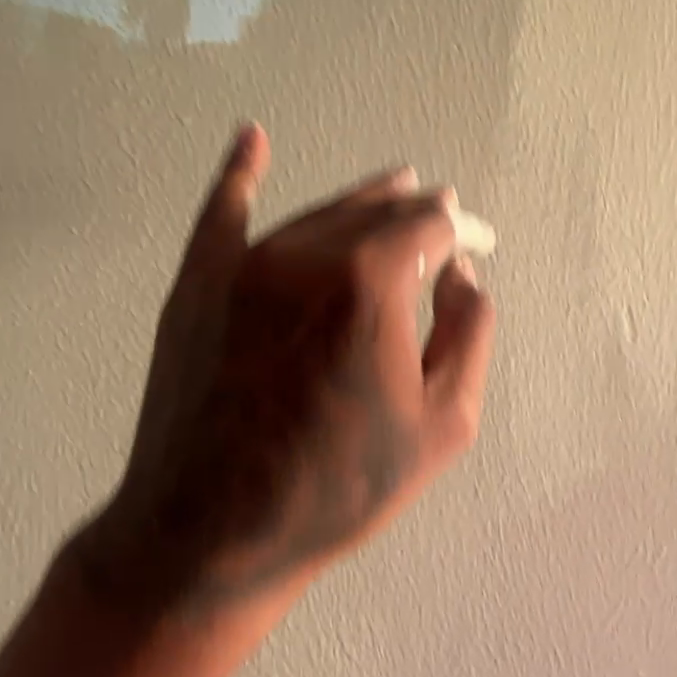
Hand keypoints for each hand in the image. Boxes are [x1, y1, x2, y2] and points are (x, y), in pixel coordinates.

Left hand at [80, 124, 495, 620]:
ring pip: (320, 211)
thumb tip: (463, 271)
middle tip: (445, 220)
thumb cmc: (337, 488)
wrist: (205, 537)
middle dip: (420, 211)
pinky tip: (251, 139)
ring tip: (395, 186)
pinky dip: (239, 171)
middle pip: (379, 209)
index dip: (464, 227)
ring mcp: (244, 265)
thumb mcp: (444, 425)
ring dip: (364, 198)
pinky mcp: (198, 284)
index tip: (479, 241)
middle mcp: (307, 256)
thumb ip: (470, 332)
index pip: (431, 224)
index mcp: (370, 284)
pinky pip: (223, 211)